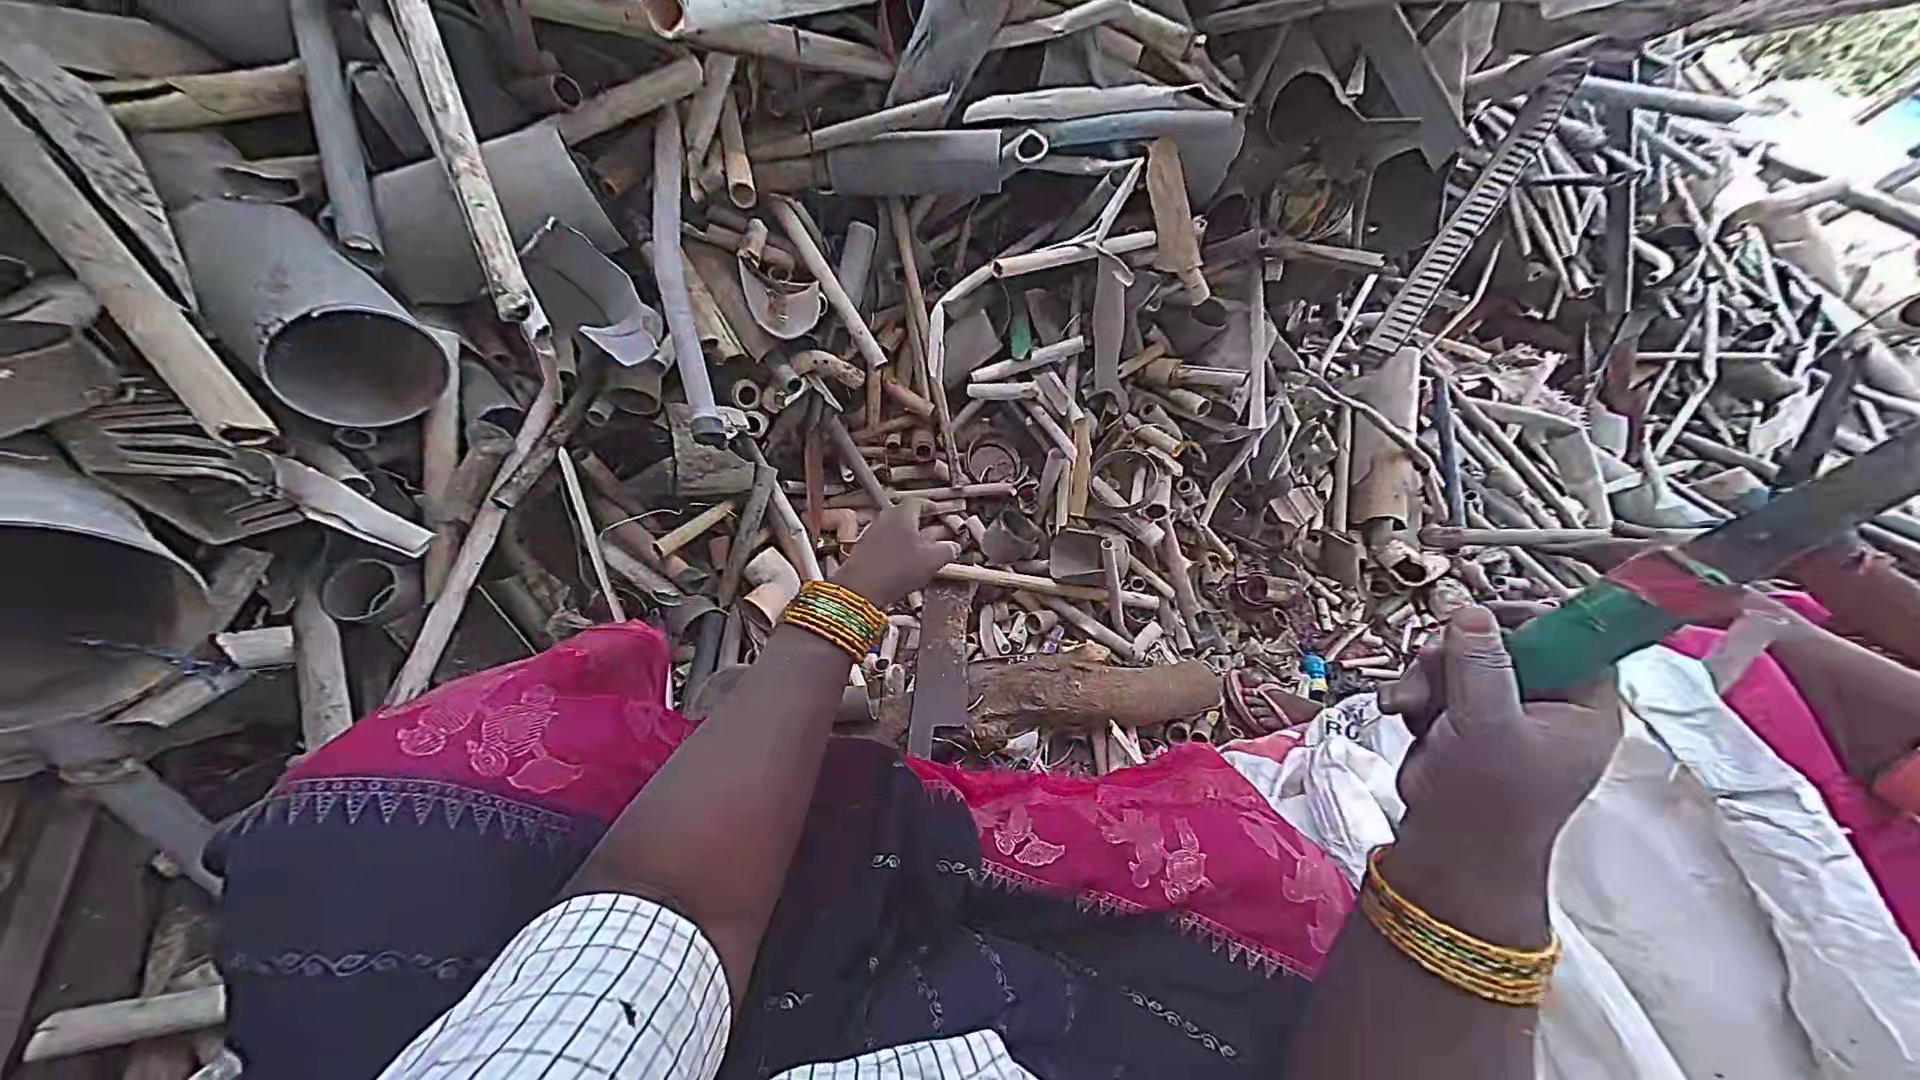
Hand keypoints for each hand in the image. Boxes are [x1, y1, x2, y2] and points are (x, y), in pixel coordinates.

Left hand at [830, 498, 960, 608]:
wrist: (861, 588)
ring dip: (909, 535)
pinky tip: (904, 559)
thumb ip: (947, 550)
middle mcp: (885, 517)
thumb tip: (955, 546)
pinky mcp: (864, 547)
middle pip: (907, 515)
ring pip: (895, 528)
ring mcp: (872, 532)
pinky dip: (897, 545)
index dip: (932, 507)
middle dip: (923, 523)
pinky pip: (886, 540)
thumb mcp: (931, 561)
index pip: (919, 502)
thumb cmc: (900, 569)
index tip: (940, 513)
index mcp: (903, 514)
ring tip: (922, 548)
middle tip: (936, 531)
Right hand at [1377, 607, 1621, 939]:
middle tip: (1430, 670)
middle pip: (1498, 645)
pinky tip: (1403, 711)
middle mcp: (1540, 704)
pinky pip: (1431, 682)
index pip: (1568, 640)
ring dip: (1423, 676)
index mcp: (1578, 707)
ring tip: (1409, 704)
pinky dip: (1412, 693)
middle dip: (1452, 656)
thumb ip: (1481, 665)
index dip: (1528, 621)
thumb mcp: (1488, 724)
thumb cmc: (1488, 798)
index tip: (1481, 616)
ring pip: (1456, 662)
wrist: (1448, 846)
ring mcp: (1496, 711)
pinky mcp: (1457, 718)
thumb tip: (1472, 611)